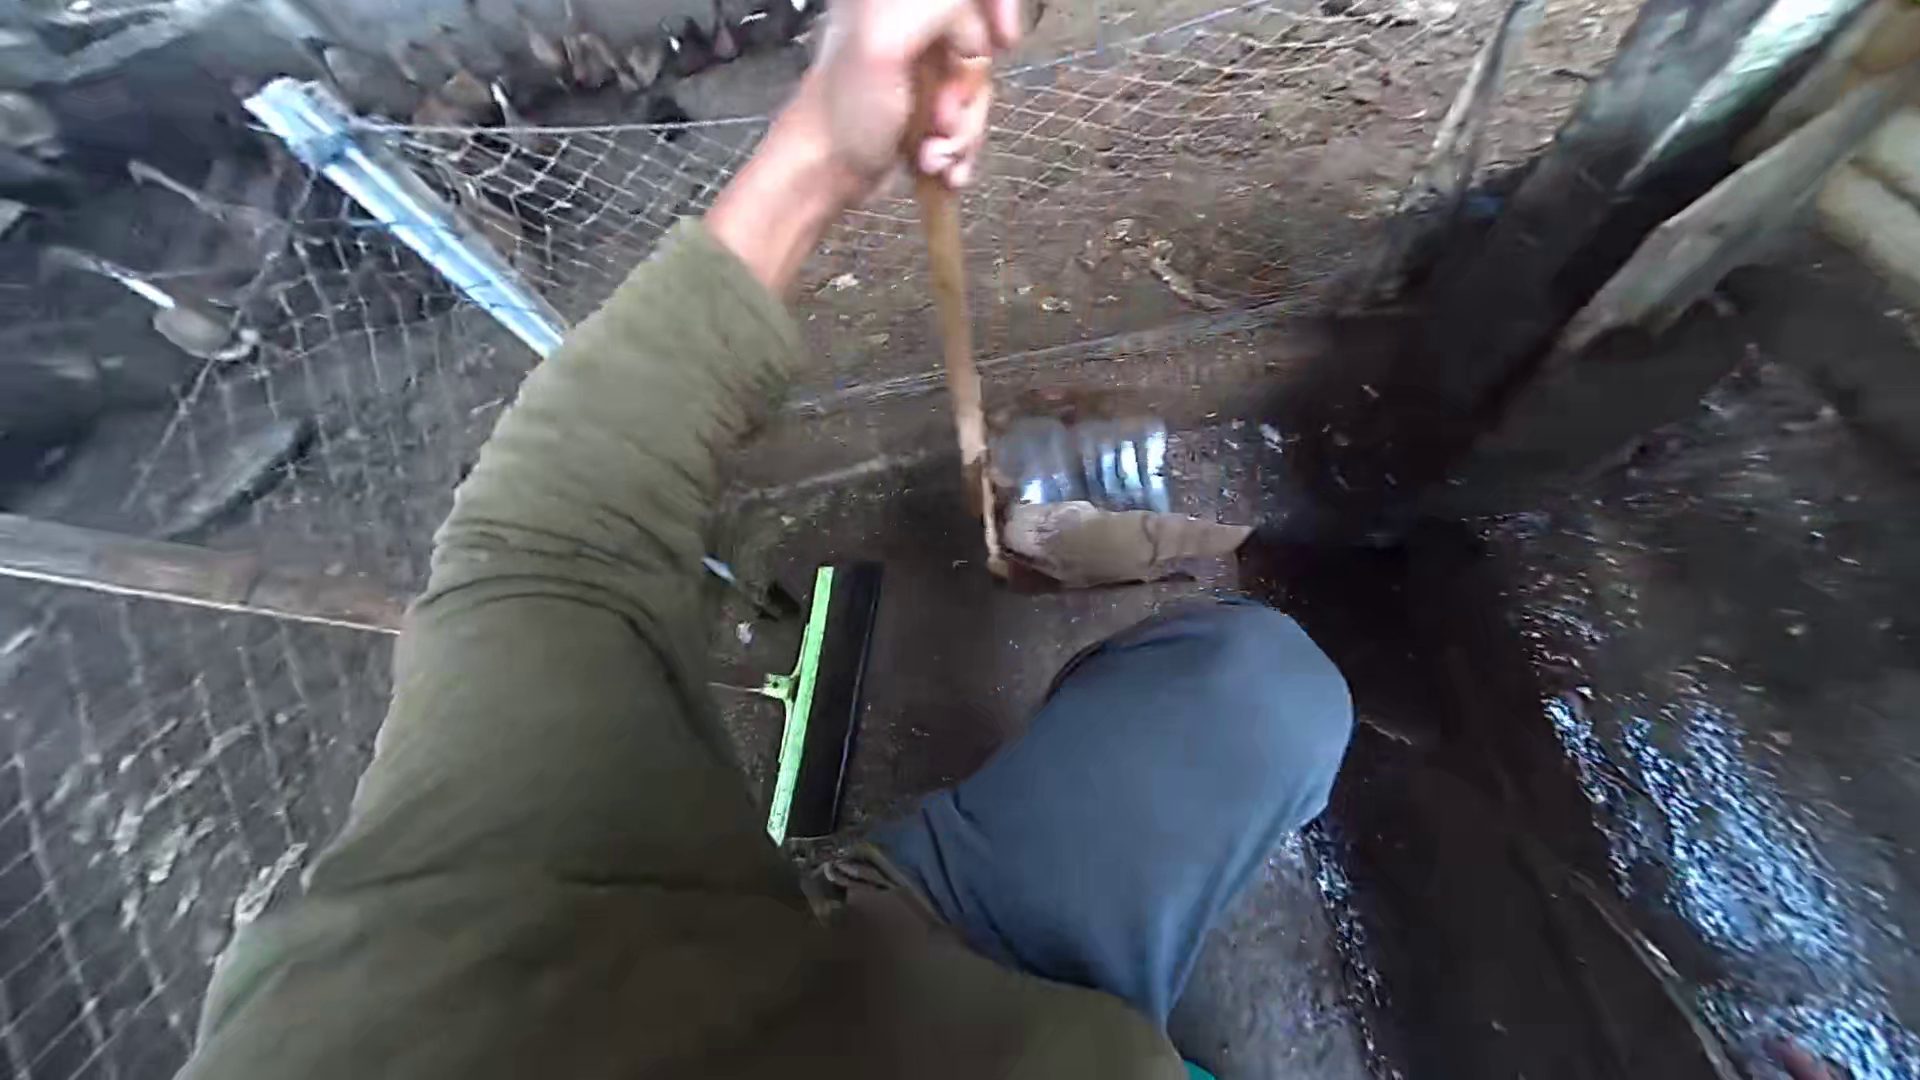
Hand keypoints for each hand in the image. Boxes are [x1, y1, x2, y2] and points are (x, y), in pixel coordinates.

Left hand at [796, 0, 1023, 192]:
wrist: (828, 172)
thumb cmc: (849, 111)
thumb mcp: (885, 42)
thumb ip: (937, 6)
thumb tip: (976, 11)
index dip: (996, 7)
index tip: (1006, 41)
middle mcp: (915, 28)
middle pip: (979, 50)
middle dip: (968, 97)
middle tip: (940, 123)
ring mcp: (924, 75)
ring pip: (976, 96)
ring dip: (962, 136)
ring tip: (932, 158)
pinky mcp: (928, 114)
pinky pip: (966, 126)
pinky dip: (959, 154)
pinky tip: (942, 172)